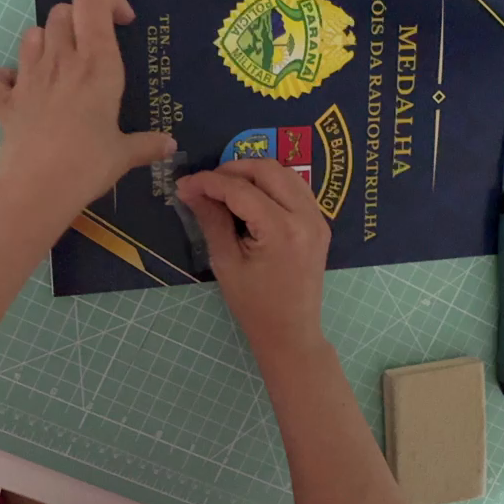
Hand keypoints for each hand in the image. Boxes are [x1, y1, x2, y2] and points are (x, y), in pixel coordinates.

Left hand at [0, 0, 174, 227]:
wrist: (36, 190)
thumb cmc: (88, 166)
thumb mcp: (124, 156)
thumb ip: (146, 145)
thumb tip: (170, 145)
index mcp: (96, 65)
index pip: (93, 2)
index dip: (108, 0)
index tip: (123, 22)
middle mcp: (60, 61)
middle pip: (61, 12)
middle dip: (78, 20)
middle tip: (92, 48)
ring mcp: (28, 78)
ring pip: (32, 34)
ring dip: (46, 42)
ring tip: (60, 67)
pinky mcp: (4, 101)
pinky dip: (4, 79)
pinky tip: (18, 92)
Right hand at [175, 160, 331, 360]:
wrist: (291, 333)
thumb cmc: (254, 305)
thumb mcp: (226, 263)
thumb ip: (211, 220)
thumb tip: (190, 190)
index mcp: (281, 230)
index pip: (240, 190)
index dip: (208, 182)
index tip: (184, 185)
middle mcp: (306, 217)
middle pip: (268, 170)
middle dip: (232, 170)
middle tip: (205, 184)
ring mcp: (318, 218)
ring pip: (285, 173)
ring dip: (253, 174)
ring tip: (225, 188)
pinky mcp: (319, 223)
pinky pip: (295, 188)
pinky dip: (271, 184)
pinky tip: (251, 198)